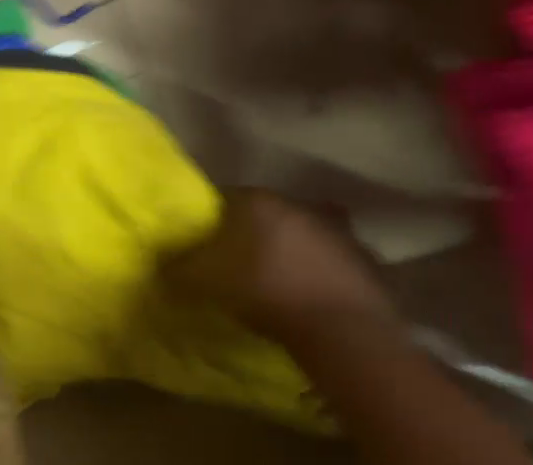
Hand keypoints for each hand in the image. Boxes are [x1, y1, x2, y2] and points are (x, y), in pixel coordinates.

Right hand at [163, 188, 398, 340]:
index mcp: (256, 199)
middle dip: (256, 232)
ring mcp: (340, 232)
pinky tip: (315, 294)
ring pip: (306, 234)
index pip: (224, 198)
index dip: (213, 222)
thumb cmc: (264, 290)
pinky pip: (339, 263)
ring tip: (282, 278)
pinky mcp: (370, 264)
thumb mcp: (202, 280)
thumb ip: (178, 267)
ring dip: (296, 249)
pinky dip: (328, 273)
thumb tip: (161, 264)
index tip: (206, 247)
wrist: (342, 332)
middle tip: (242, 261)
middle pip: (268, 214)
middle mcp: (298, 204)